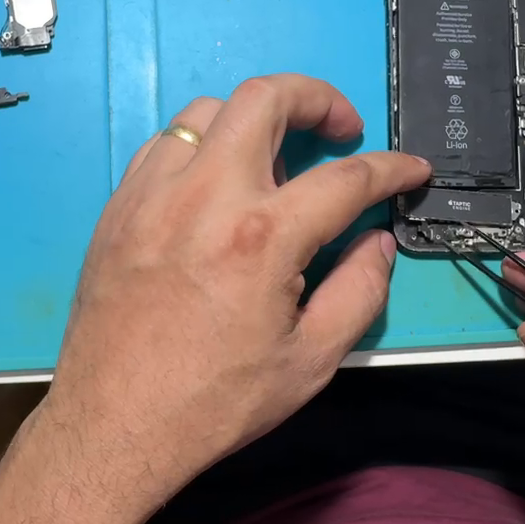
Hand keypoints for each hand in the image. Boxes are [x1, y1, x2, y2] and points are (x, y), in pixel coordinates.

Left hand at [40, 74, 429, 506]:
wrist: (113, 426)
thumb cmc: (215, 402)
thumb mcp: (310, 361)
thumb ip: (359, 292)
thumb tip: (378, 241)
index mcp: (262, 236)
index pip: (346, 177)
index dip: (391, 167)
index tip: (411, 168)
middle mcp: (205, 195)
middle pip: (265, 98)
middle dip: (317, 96)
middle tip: (342, 127)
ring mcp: (153, 194)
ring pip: (208, 111)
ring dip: (255, 120)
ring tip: (276, 161)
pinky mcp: (119, 206)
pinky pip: (165, 145)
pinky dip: (203, 145)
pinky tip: (214, 184)